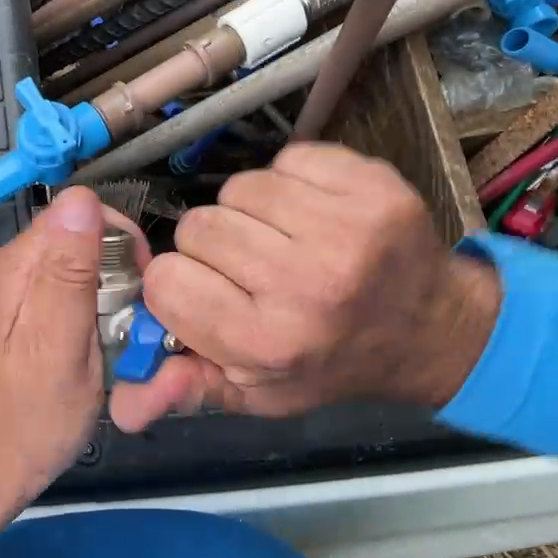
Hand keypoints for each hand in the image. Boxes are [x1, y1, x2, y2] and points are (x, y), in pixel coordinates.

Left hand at [0, 187, 147, 548]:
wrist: (0, 464)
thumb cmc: (36, 415)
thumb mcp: (61, 342)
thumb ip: (69, 271)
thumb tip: (80, 198)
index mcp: (13, 270)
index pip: (74, 214)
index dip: (117, 238)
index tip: (140, 282)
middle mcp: (6, 272)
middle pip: (75, 237)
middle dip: (115, 266)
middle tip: (133, 316)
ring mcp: (11, 295)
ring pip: (75, 265)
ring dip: (107, 290)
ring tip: (120, 332)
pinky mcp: (21, 317)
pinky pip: (65, 291)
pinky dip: (91, 308)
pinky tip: (100, 339)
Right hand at [109, 144, 500, 430]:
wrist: (431, 330)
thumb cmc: (329, 364)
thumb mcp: (256, 397)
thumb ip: (188, 390)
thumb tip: (125, 397)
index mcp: (267, 341)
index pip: (166, 281)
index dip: (176, 285)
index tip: (204, 294)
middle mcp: (305, 283)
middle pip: (197, 227)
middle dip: (210, 246)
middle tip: (246, 268)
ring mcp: (345, 229)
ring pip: (238, 188)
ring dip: (247, 212)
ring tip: (278, 240)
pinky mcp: (373, 185)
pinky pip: (287, 159)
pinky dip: (288, 182)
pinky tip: (309, 214)